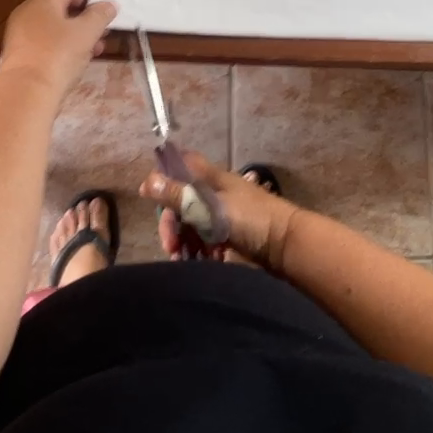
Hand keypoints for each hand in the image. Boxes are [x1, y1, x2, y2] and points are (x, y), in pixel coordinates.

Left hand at [0, 0, 117, 94]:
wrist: (26, 92)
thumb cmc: (59, 55)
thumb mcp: (87, 32)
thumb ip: (100, 15)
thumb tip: (110, 4)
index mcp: (42, 1)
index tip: (104, 11)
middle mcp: (27, 13)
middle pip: (60, 9)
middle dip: (84, 19)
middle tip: (103, 32)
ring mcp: (20, 35)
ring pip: (53, 29)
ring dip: (75, 36)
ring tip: (95, 50)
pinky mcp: (19, 56)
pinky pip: (44, 45)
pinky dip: (61, 48)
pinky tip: (76, 63)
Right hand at [141, 151, 300, 271]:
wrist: (286, 246)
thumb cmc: (249, 219)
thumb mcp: (209, 207)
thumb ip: (178, 196)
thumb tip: (146, 182)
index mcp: (210, 177)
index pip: (178, 168)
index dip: (163, 181)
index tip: (152, 203)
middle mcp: (214, 192)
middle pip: (181, 203)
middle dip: (172, 225)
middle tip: (171, 247)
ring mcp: (222, 215)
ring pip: (191, 226)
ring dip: (183, 243)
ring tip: (182, 262)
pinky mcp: (229, 236)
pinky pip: (205, 242)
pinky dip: (198, 252)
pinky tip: (200, 264)